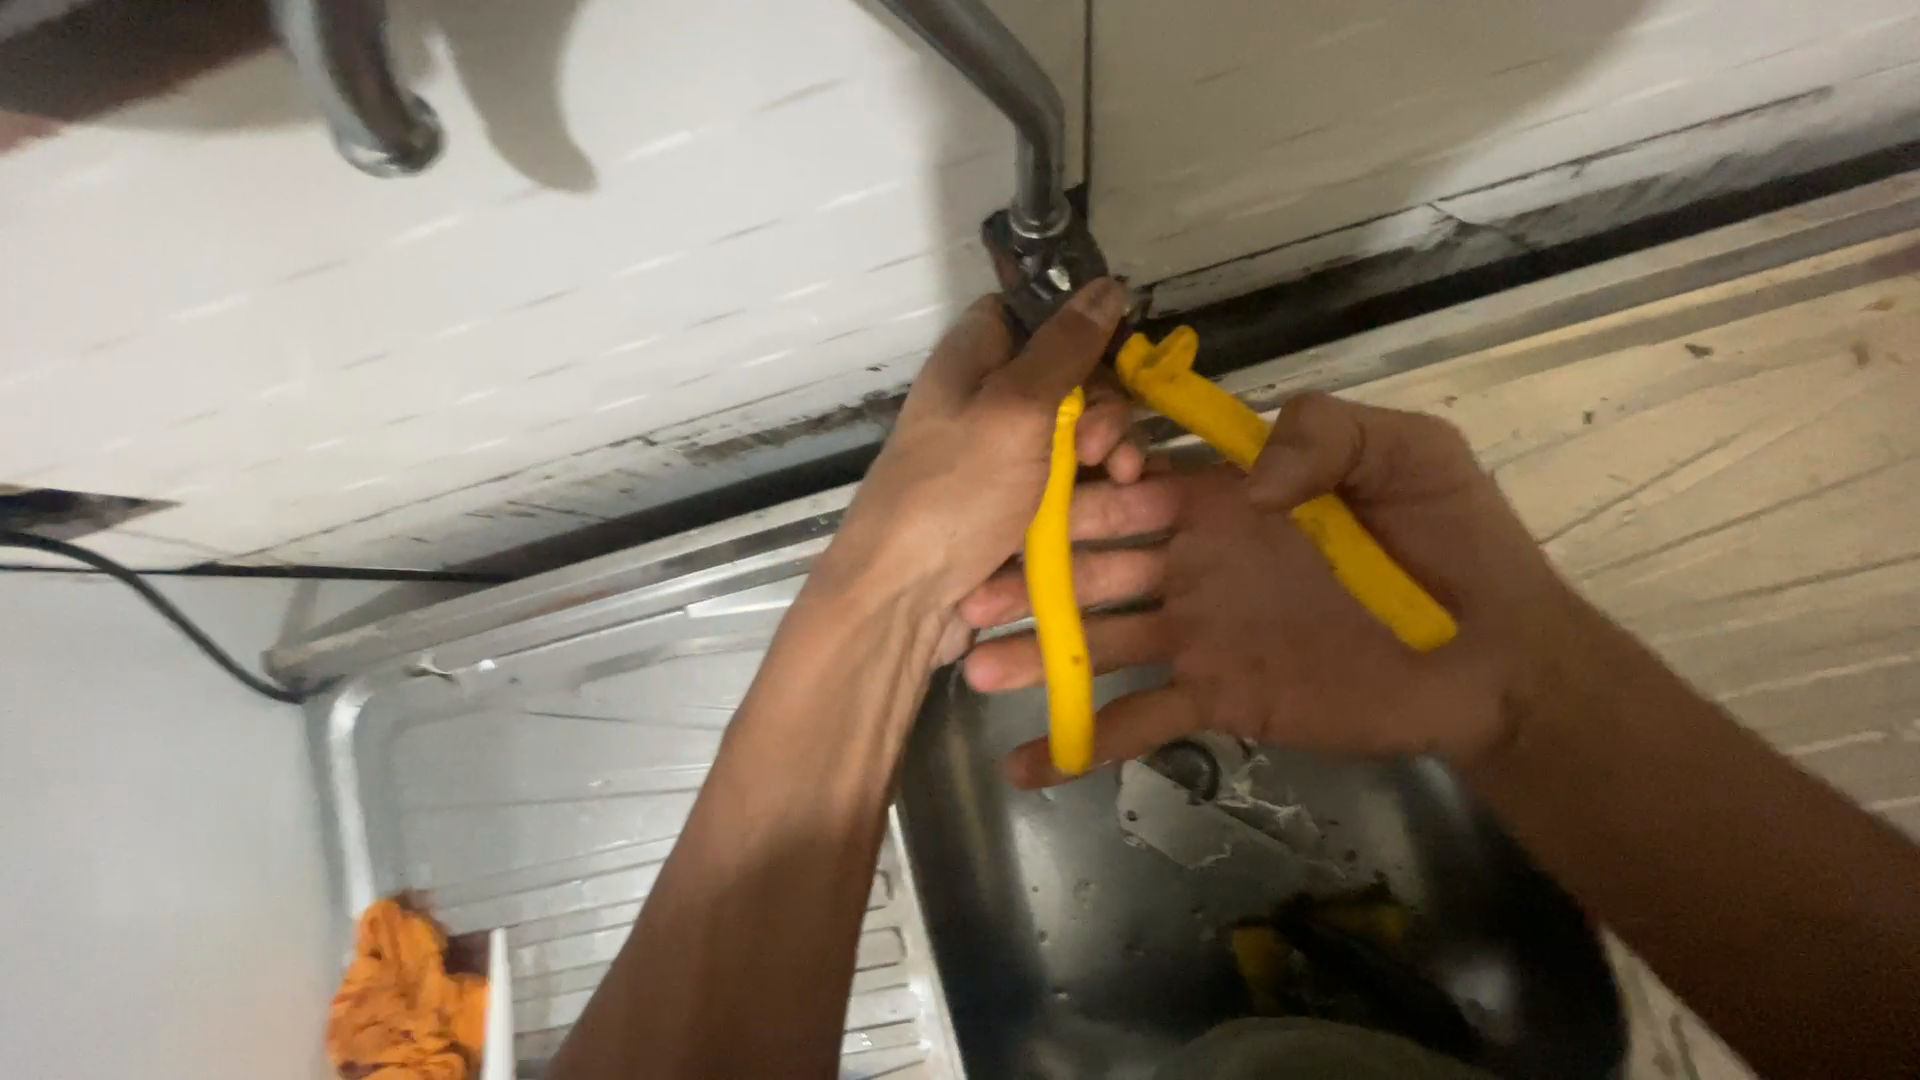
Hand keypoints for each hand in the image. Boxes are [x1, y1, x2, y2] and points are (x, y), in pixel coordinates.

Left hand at [815, 280, 1135, 655]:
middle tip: (1103, 447)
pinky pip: (1068, 479)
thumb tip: (1105, 285)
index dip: (1077, 326)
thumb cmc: (952, 491)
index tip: (1114, 353)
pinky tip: (1116, 499)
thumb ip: (1064, 348)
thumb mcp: (1013, 408)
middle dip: (1102, 405)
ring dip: (1109, 449)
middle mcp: (987, 401)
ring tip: (1121, 479)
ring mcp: (1000, 457)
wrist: (903, 596)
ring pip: (1076, 432)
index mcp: (972, 359)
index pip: (1030, 313)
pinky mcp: (1015, 504)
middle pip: (1067, 379)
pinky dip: (1094, 485)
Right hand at [958, 393, 1579, 785]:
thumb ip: (1324, 432)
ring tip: (973, 666)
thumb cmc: (1452, 543)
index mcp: (1223, 498)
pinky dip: (1081, 742)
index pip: (1129, 484)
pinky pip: (1137, 719)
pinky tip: (1026, 764)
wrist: (1497, 658)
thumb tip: (1246, 484)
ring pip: (1096, 640)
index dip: (1076, 488)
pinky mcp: (1214, 697)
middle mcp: (1191, 563)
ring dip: (1034, 654)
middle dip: (1028, 574)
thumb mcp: (1406, 452)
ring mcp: (1196, 634)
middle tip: (968, 590)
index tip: (1029, 499)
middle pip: (1091, 565)